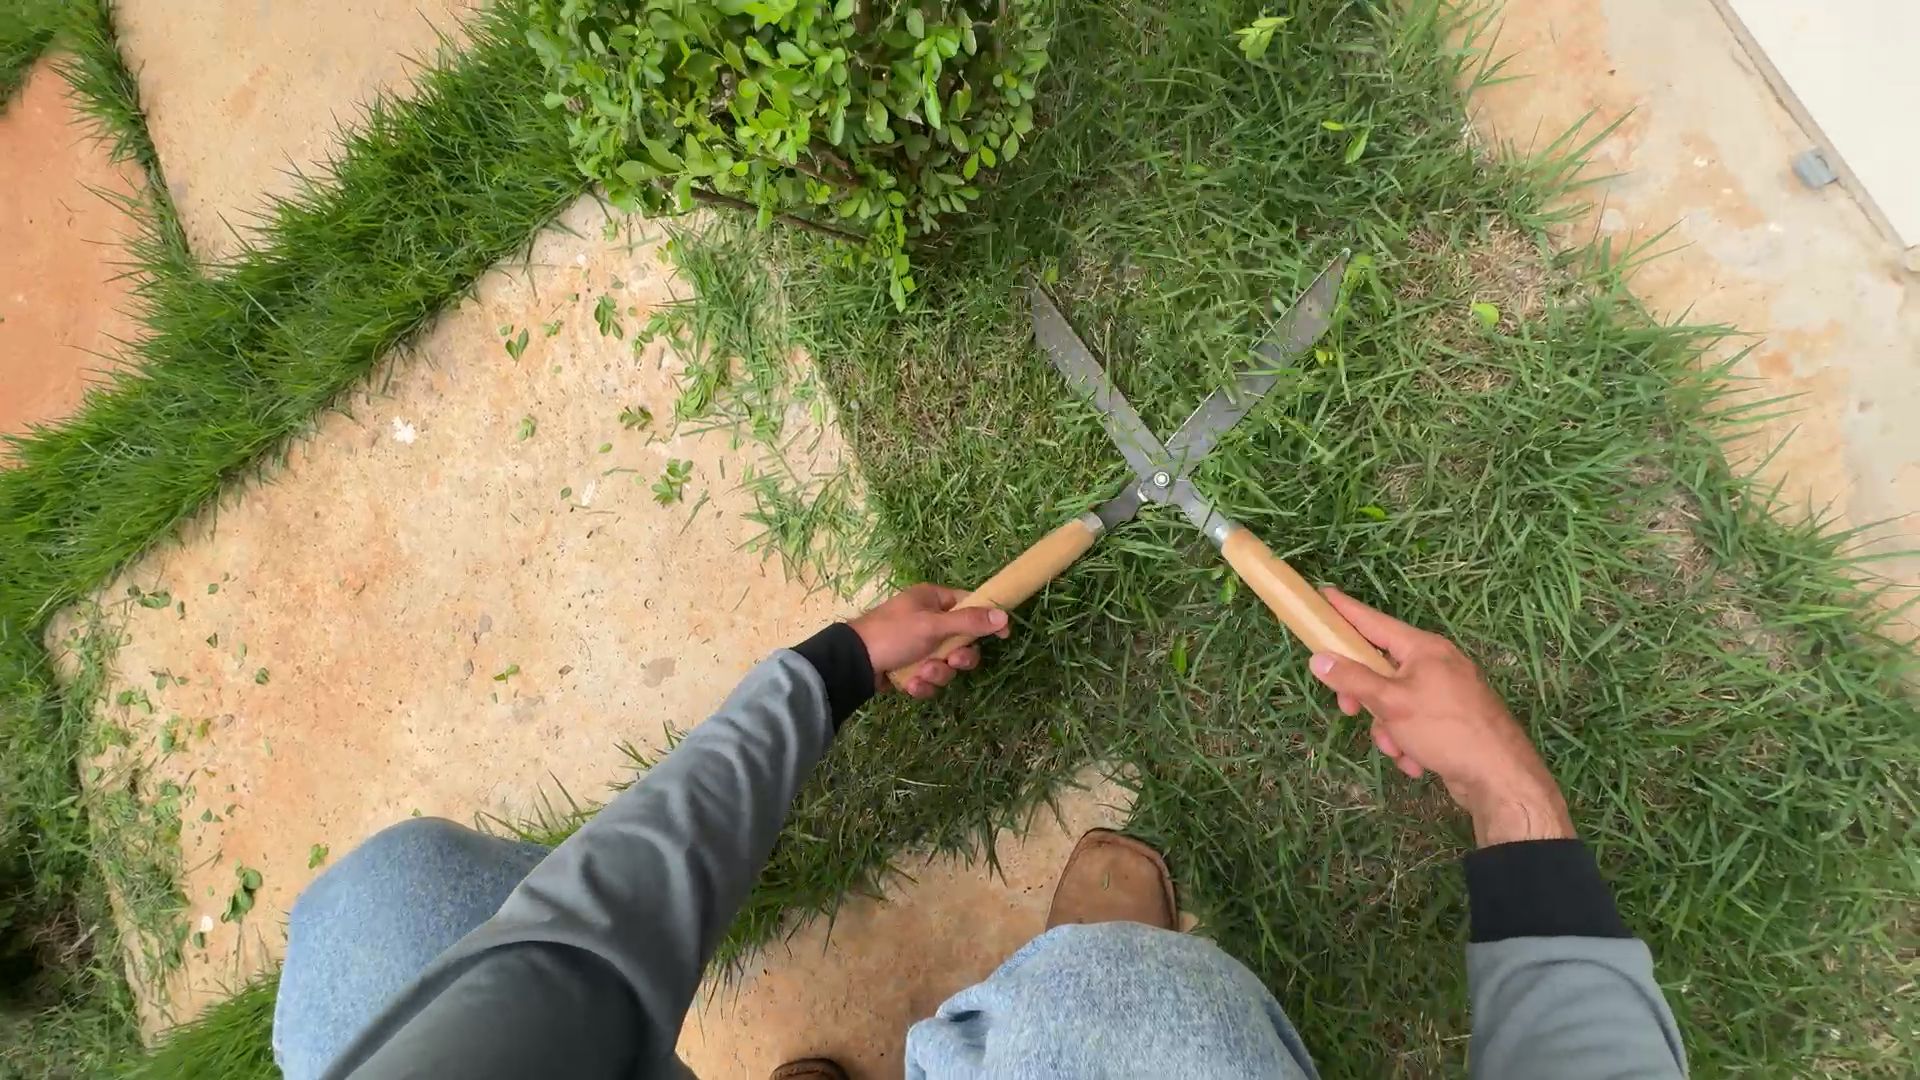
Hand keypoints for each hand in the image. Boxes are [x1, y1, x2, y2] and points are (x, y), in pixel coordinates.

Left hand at [848, 584, 1011, 699]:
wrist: (853, 663)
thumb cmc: (893, 634)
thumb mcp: (933, 625)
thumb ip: (969, 622)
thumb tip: (1004, 616)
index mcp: (933, 600)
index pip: (969, 604)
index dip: (987, 620)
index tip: (1003, 636)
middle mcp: (928, 620)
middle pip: (962, 641)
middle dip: (958, 658)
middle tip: (953, 662)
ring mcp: (918, 646)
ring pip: (946, 664)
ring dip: (937, 673)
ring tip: (921, 674)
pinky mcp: (910, 668)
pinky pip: (929, 678)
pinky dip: (922, 684)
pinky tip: (909, 684)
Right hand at [1307, 588, 1573, 846]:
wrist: (1503, 779)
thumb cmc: (1445, 730)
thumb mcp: (1390, 703)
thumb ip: (1351, 679)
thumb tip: (1318, 659)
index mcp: (1423, 648)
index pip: (1373, 621)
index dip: (1345, 609)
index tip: (1322, 594)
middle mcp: (1437, 662)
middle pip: (1380, 665)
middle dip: (1362, 693)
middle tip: (1348, 709)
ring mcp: (1447, 690)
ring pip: (1394, 698)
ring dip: (1386, 725)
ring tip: (1394, 747)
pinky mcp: (1454, 716)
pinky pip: (1414, 718)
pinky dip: (1407, 737)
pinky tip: (1414, 759)